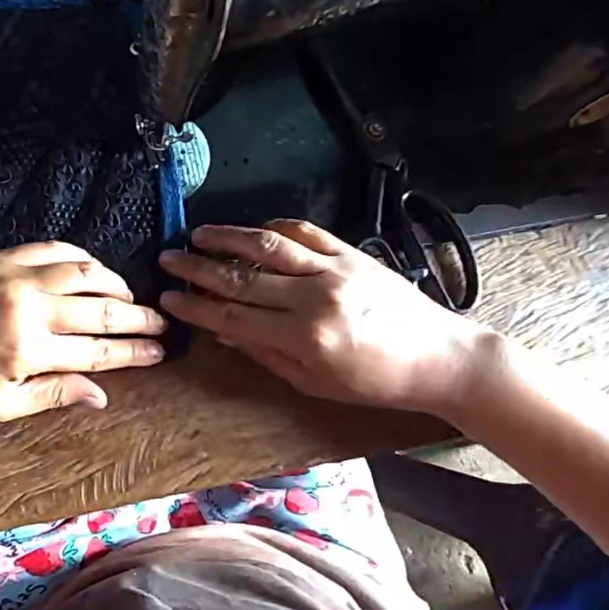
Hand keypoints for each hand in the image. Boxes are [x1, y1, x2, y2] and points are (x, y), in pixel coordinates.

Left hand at [0, 242, 167, 420]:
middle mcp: (30, 308)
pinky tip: (94, 267)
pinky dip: (83, 257)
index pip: (97, 350)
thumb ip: (52, 396)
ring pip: (85, 272)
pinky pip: (55, 248)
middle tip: (161, 322)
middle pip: (101, 309)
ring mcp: (17, 276)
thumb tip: (100, 395)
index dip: (133, 351)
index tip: (159, 351)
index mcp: (28, 350)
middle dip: (138, 318)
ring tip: (132, 297)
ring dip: (116, 284)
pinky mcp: (4, 256)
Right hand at [157, 220, 499, 417]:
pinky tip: (252, 229)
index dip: (195, 306)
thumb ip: (265, 353)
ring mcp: (334, 269)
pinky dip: (274, 227)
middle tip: (169, 259)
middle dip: (198, 268)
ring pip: (268, 245)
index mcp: (305, 337)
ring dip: (228, 237)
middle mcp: (315, 297)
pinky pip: (305, 231)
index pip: (234, 316)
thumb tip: (223, 330)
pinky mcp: (351, 253)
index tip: (168, 297)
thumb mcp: (315, 382)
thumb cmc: (375, 382)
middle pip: (242, 277)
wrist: (440, 357)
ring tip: (198, 234)